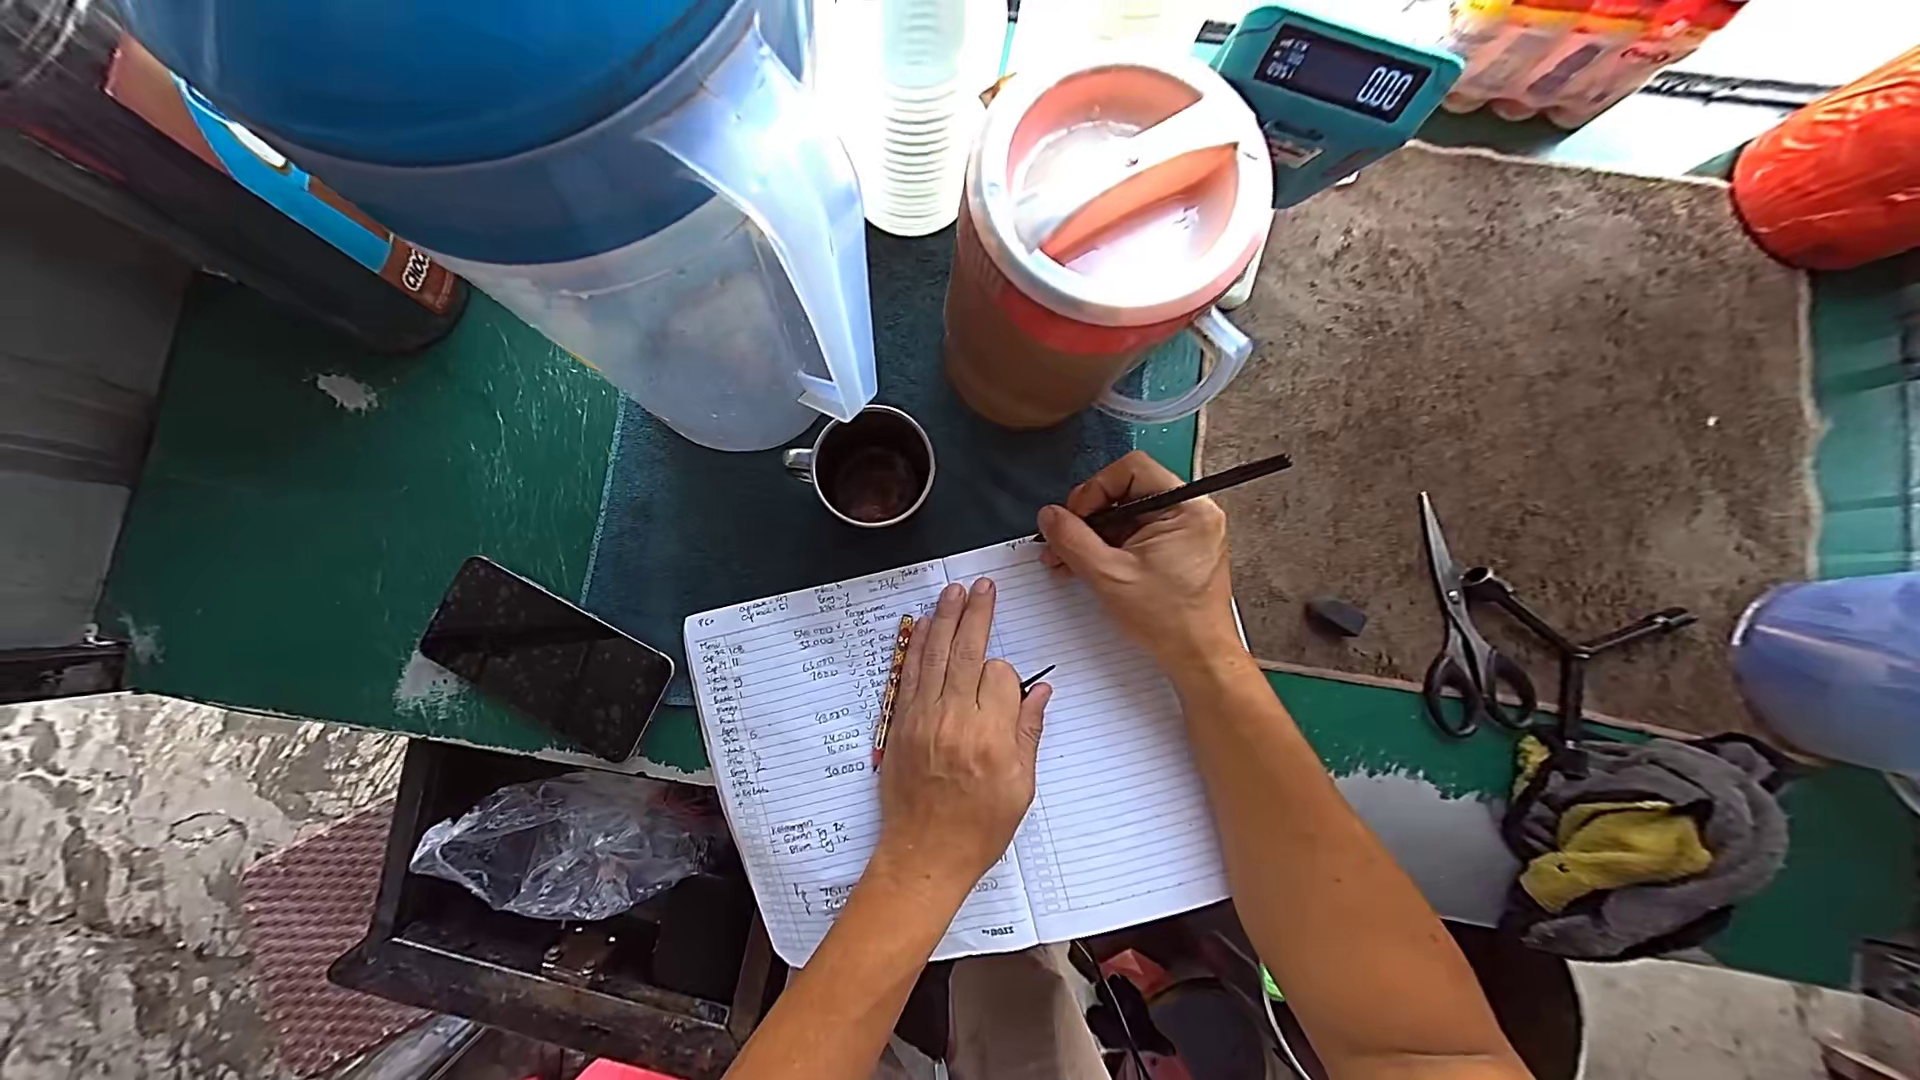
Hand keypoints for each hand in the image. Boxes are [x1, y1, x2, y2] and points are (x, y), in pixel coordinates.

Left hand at [871, 578, 1050, 903]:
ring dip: (946, 618)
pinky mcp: (902, 722)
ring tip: (954, 591)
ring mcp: (923, 718)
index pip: (1001, 676)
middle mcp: (955, 720)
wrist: (924, 856)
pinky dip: (916, 646)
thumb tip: (1040, 692)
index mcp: (991, 738)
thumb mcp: (1020, 788)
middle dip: (978, 614)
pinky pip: (909, 674)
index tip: (1008, 686)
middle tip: (983, 586)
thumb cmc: (977, 828)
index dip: (1007, 674)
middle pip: (968, 652)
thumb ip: (1028, 733)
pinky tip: (922, 625)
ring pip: (936, 655)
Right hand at [1037, 450, 1240, 672]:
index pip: (1131, 469)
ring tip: (1069, 559)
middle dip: (1089, 517)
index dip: (1095, 489)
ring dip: (1094, 535)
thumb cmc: (1170, 622)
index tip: (1075, 516)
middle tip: (1065, 539)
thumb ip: (1072, 539)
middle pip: (1126, 492)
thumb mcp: (1107, 575)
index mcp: (1187, 508)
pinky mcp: (1177, 549)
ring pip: (1127, 515)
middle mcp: (1192, 513)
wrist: (1198, 658)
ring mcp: (1186, 531)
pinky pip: (1136, 534)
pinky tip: (1088, 565)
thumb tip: (1049, 515)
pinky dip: (1110, 547)